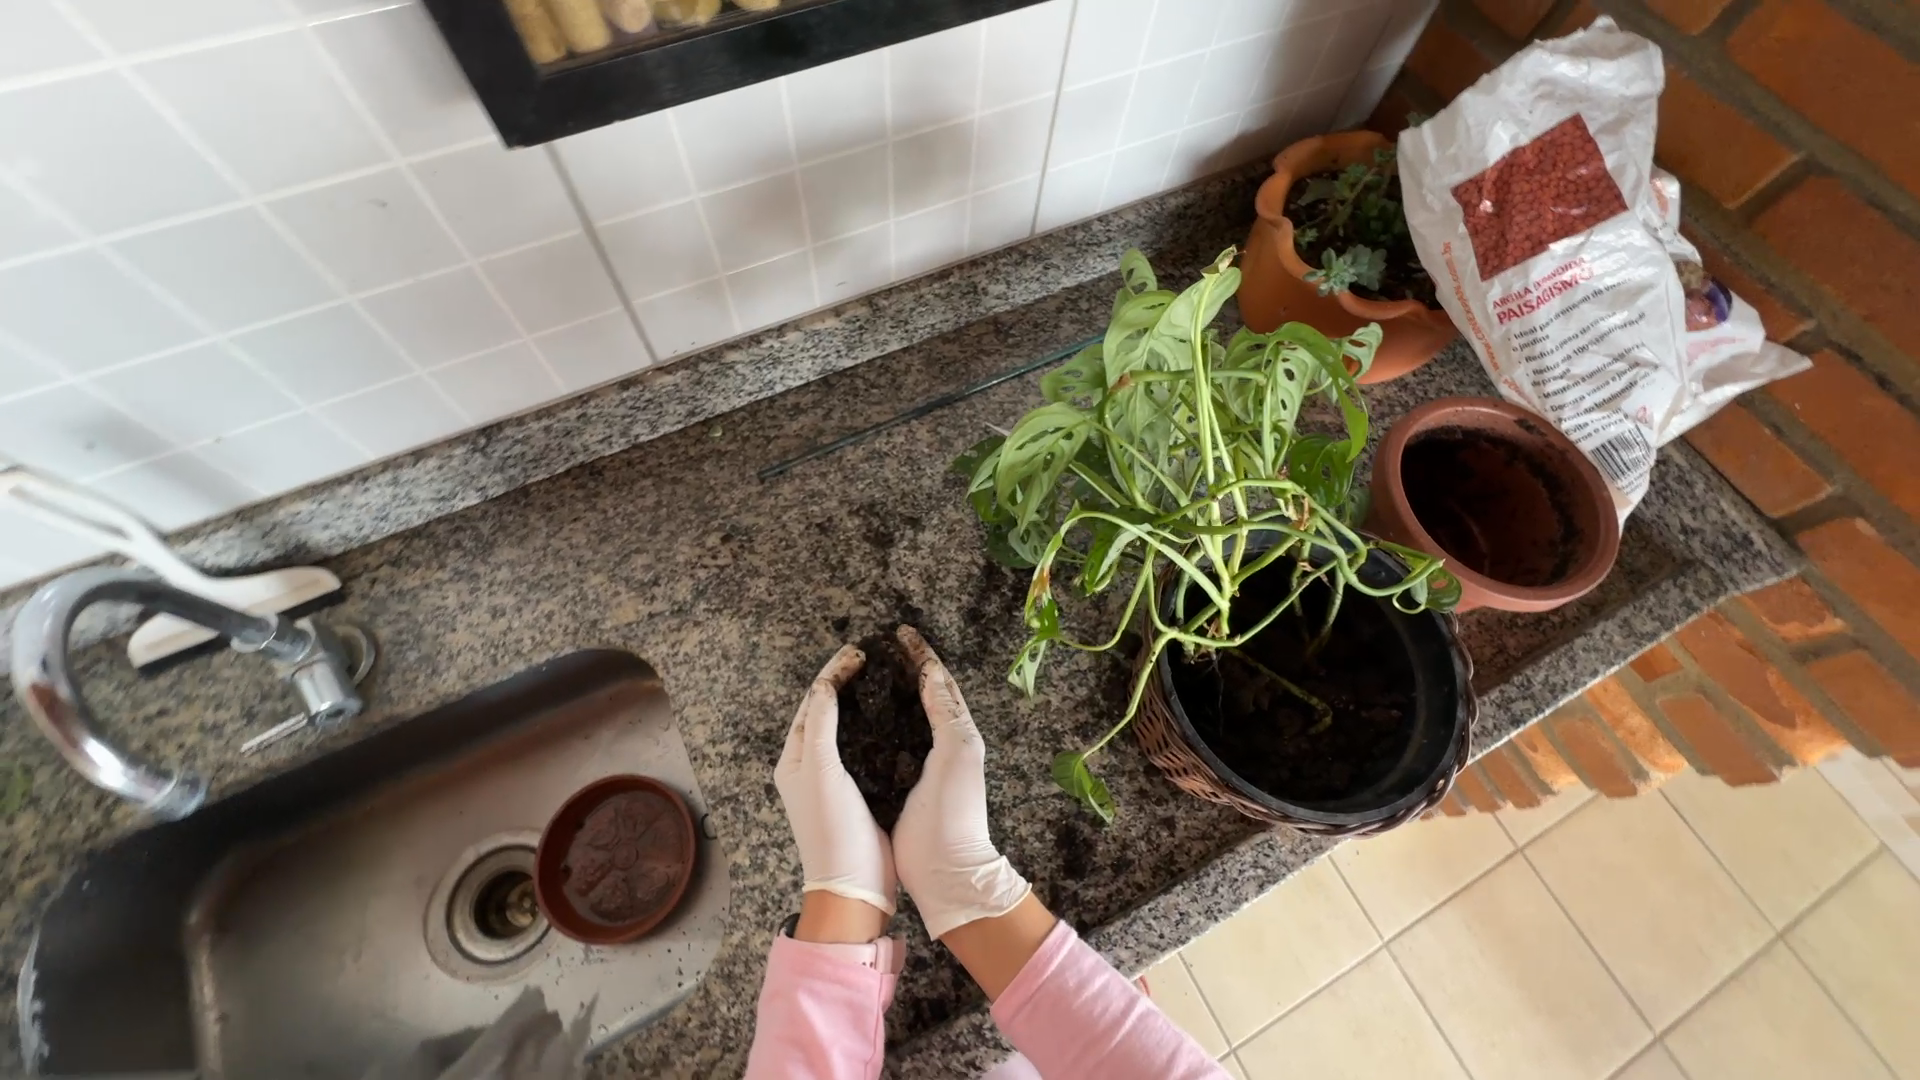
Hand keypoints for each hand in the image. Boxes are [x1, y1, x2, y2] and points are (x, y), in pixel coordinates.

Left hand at [775, 644, 896, 915]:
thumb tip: (825, 685)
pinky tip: (892, 715)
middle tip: (872, 657)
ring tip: (882, 677)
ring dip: (858, 700)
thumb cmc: (832, 828)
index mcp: (795, 758)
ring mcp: (833, 777)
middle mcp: (810, 764)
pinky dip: (873, 724)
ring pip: (844, 726)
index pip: (812, 703)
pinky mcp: (858, 787)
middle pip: (825, 710)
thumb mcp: (821, 773)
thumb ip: (821, 727)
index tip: (859, 652)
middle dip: (844, 681)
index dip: (832, 673)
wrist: (854, 884)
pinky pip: (862, 745)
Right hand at [891, 626, 1031, 940]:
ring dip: (888, 691)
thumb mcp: (957, 752)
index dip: (921, 654)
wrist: (945, 868)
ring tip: (865, 671)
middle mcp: (939, 741)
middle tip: (879, 646)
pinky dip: (873, 722)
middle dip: (904, 666)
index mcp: (957, 730)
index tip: (900, 632)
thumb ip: (946, 711)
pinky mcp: (895, 780)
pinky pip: (884, 741)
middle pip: (922, 692)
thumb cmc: (956, 809)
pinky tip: (854, 715)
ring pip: (902, 715)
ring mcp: (917, 761)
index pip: (939, 680)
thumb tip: (930, 671)